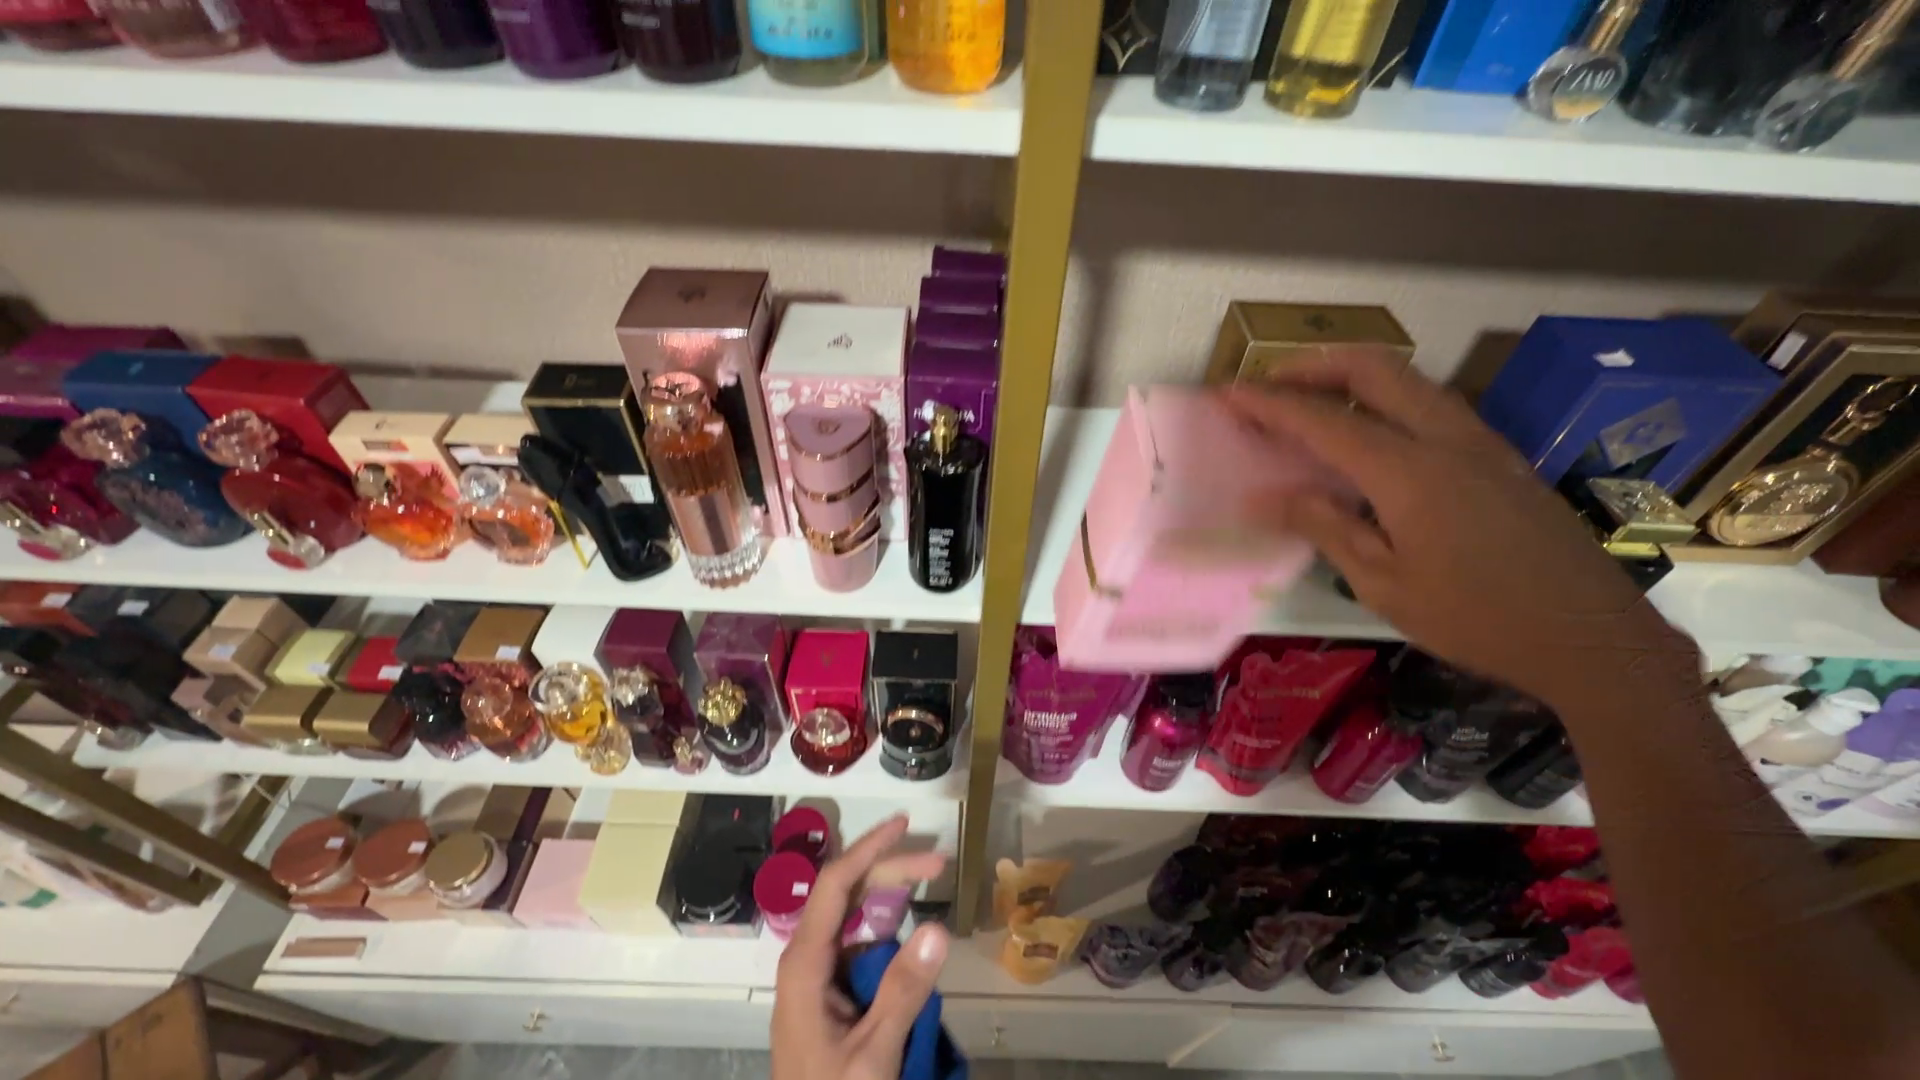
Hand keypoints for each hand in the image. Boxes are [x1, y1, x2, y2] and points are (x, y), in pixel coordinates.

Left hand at [771, 816, 949, 1079]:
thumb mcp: (874, 1052)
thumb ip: (903, 990)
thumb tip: (938, 926)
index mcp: (805, 964)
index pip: (835, 885)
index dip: (868, 849)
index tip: (903, 824)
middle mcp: (807, 958)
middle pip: (847, 893)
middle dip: (890, 869)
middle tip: (940, 861)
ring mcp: (818, 974)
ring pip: (854, 915)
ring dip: (891, 894)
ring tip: (932, 879)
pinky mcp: (830, 991)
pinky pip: (860, 943)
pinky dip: (888, 926)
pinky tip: (912, 926)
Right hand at [1226, 353, 1694, 704]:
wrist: (1591, 637)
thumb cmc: (1475, 619)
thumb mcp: (1384, 584)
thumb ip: (1324, 527)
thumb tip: (1262, 497)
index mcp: (1408, 471)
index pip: (1323, 420)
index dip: (1269, 404)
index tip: (1227, 393)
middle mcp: (1446, 438)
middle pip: (1373, 369)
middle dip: (1312, 367)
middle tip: (1269, 385)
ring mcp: (1481, 442)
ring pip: (1409, 380)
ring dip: (1352, 377)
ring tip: (1312, 401)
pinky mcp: (1501, 457)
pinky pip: (1433, 405)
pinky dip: (1387, 400)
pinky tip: (1372, 434)